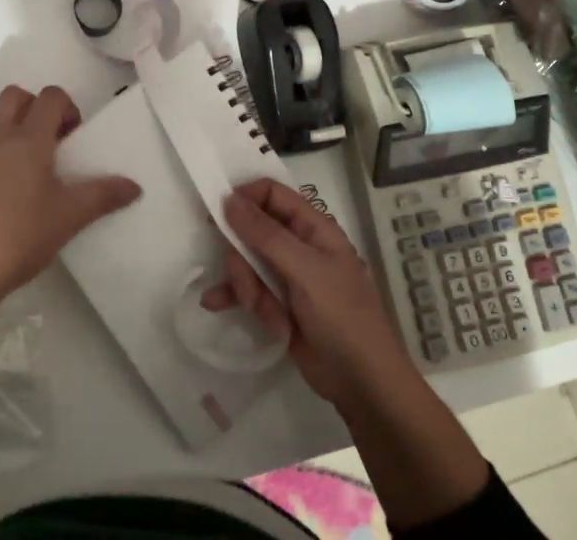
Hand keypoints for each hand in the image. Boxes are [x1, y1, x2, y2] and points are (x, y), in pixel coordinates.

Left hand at [0, 85, 139, 387]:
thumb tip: (134, 186)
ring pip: (2, 125)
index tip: (78, 138)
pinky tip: (26, 195)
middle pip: (16, 97)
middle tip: (59, 140)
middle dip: (39, 106)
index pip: (49, 96)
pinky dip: (11, 157)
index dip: (69, 106)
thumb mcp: (71, 215)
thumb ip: (103, 196)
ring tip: (47, 171)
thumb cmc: (23, 233)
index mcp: (28, 139)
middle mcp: (2, 141)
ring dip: (24, 132)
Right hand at [203, 178, 415, 413]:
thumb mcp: (305, 271)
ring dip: (243, 286)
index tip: (219, 215)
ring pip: (245, 262)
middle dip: (242, 259)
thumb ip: (265, 234)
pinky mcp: (277, 303)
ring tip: (259, 312)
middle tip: (248, 287)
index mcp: (313, 228)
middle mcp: (298, 246)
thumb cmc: (342, 317)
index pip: (271, 194)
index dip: (244, 199)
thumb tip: (229, 199)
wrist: (361, 381)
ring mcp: (287, 276)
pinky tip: (214, 304)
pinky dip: (233, 297)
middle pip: (251, 231)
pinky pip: (246, 289)